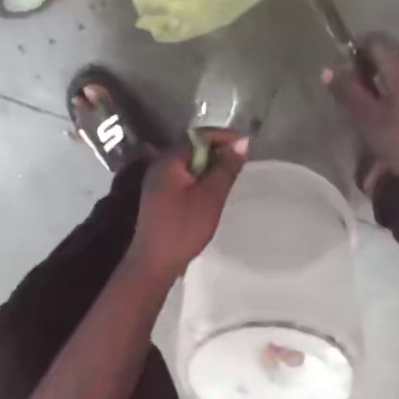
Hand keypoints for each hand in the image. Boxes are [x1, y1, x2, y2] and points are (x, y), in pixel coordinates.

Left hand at [127, 129, 248, 276]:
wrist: (154, 262)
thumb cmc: (183, 228)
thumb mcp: (210, 196)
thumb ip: (226, 168)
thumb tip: (242, 142)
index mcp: (168, 161)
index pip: (197, 136)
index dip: (222, 136)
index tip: (245, 145)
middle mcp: (159, 166)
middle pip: (191, 148)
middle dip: (217, 151)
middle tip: (240, 162)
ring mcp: (157, 182)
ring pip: (188, 164)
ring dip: (209, 166)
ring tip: (230, 176)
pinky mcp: (159, 196)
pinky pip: (183, 178)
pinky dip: (200, 178)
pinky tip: (212, 190)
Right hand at [324, 36, 398, 183]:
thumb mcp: (366, 117)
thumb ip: (346, 90)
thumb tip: (327, 69)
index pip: (377, 40)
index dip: (356, 48)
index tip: (342, 70)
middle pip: (388, 55)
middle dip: (365, 67)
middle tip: (348, 90)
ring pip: (398, 71)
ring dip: (378, 81)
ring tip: (363, 106)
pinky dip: (392, 92)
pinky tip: (384, 115)